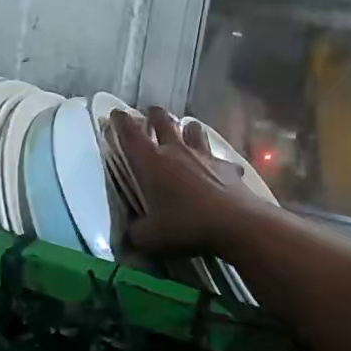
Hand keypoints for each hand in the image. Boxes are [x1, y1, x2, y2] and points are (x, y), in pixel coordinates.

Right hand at [110, 107, 266, 255]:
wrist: (234, 223)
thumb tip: (130, 232)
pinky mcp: (226, 165)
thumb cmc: (185, 225)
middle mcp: (177, 151)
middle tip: (151, 113)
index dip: (121, 121)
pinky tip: (218, 169)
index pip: (131, 134)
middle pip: (164, 121)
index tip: (116, 113)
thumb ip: (135, 232)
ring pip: (194, 130)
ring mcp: (204, 155)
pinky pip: (219, 157)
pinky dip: (216, 161)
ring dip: (187, 129)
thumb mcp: (150, 237)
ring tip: (185, 131)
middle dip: (155, 115)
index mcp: (151, 162)